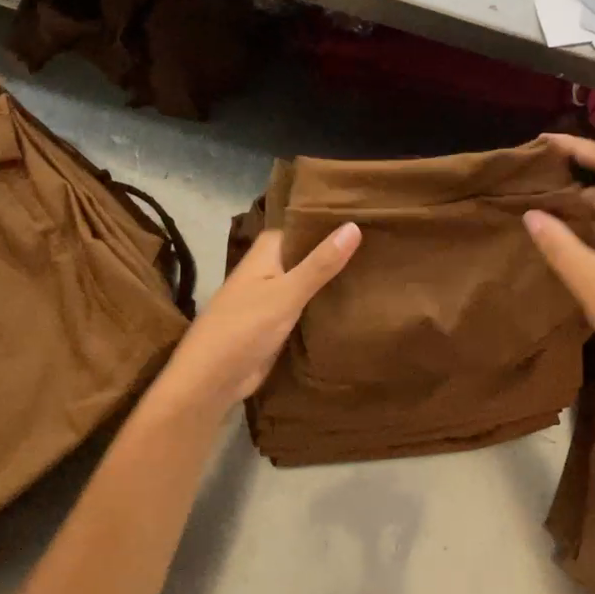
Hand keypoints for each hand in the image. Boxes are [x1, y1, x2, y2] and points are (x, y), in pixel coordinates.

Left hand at [152, 223, 361, 413]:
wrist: (212, 381)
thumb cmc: (244, 328)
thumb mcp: (287, 293)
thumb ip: (320, 263)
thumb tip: (354, 225)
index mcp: (266, 252)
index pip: (302, 225)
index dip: (330, 220)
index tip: (366, 213)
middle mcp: (269, 268)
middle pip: (308, 253)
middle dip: (337, 250)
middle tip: (382, 239)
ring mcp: (274, 296)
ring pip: (310, 280)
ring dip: (334, 278)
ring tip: (379, 264)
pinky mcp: (279, 323)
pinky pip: (308, 305)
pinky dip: (326, 302)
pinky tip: (357, 298)